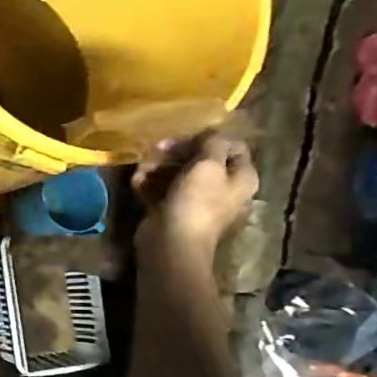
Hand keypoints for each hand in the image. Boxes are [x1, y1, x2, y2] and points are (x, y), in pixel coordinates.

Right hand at [131, 132, 257, 257]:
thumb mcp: (209, 164)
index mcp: (240, 177)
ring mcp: (194, 200)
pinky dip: (147, 183)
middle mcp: (221, 188)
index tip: (188, 136)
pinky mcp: (169, 209)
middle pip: (200, 159)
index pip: (232, 147)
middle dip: (177, 152)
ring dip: (157, 166)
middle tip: (157, 148)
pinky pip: (159, 189)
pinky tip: (136, 181)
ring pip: (176, 173)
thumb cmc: (196, 202)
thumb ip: (212, 142)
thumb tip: (209, 133)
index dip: (210, 138)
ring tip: (142, 167)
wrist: (170, 243)